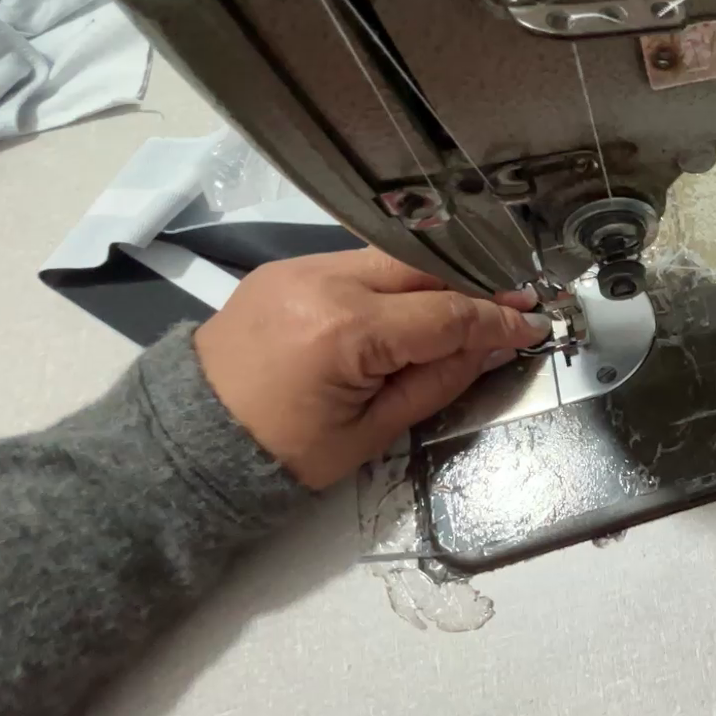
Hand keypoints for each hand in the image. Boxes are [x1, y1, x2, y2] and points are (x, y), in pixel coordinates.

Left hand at [192, 248, 551, 488]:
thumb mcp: (375, 430)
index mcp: (343, 331)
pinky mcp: (287, 268)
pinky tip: (422, 301)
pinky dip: (402, 281)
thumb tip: (492, 346)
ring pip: (397, 259)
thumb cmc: (283, 456)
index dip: (497, 321)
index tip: (533, 327)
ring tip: (477, 301)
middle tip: (518, 302)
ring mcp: (299, 268)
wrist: (182, 448)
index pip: (445, 315)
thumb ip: (441, 379)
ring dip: (441, 279)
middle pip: (426, 268)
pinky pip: (364, 265)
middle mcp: (322, 282)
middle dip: (477, 286)